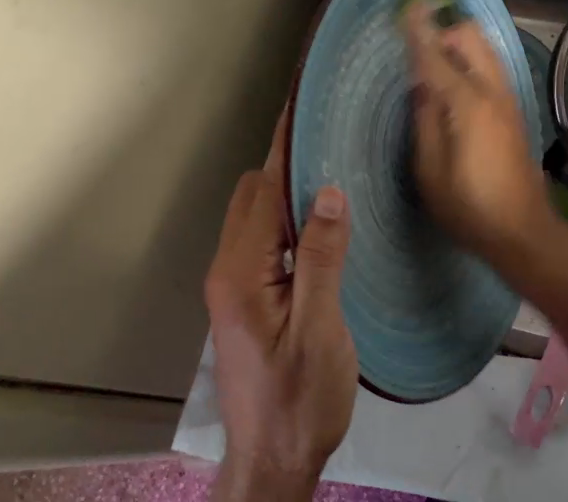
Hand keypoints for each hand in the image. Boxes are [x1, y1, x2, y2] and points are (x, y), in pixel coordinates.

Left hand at [204, 106, 355, 501]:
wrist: (275, 461)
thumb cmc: (300, 399)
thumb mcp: (320, 330)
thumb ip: (322, 259)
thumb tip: (328, 191)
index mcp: (241, 274)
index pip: (262, 192)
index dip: (284, 148)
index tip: (303, 106)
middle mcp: (229, 272)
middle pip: (253, 197)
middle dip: (287, 167)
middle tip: (336, 146)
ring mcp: (236, 288)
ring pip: (258, 218)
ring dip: (290, 195)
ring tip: (337, 177)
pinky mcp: (248, 301)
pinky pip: (267, 242)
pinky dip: (291, 222)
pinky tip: (327, 226)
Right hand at [402, 1, 558, 264]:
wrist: (524, 231)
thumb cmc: (469, 207)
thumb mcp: (430, 170)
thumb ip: (424, 120)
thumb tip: (420, 84)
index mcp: (468, 103)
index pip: (437, 53)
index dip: (420, 29)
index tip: (408, 6)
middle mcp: (493, 90)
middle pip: (471, 35)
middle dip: (444, 31)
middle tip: (420, 51)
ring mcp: (508, 97)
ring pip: (485, 48)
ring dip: (460, 46)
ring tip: (434, 68)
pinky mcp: (514, 109)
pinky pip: (490, 67)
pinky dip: (471, 62)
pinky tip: (454, 88)